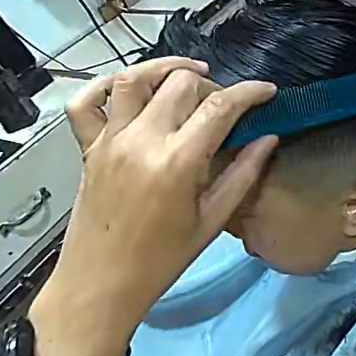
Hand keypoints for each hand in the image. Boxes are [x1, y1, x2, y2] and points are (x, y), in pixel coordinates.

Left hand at [35, 60, 277, 355]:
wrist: (99, 286)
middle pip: (181, 83)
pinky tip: (130, 88)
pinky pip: (86, 103)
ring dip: (165, 69)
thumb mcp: (213, 220)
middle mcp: (141, 140)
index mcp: (177, 161)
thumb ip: (244, 173)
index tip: (267, 92)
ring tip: (189, 75)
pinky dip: (104, 85)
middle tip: (225, 106)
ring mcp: (109, 140)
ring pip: (133, 78)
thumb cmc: (162, 259)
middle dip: (212, 85)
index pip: (220, 106)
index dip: (250, 92)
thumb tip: (269, 137)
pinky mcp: (88, 148)